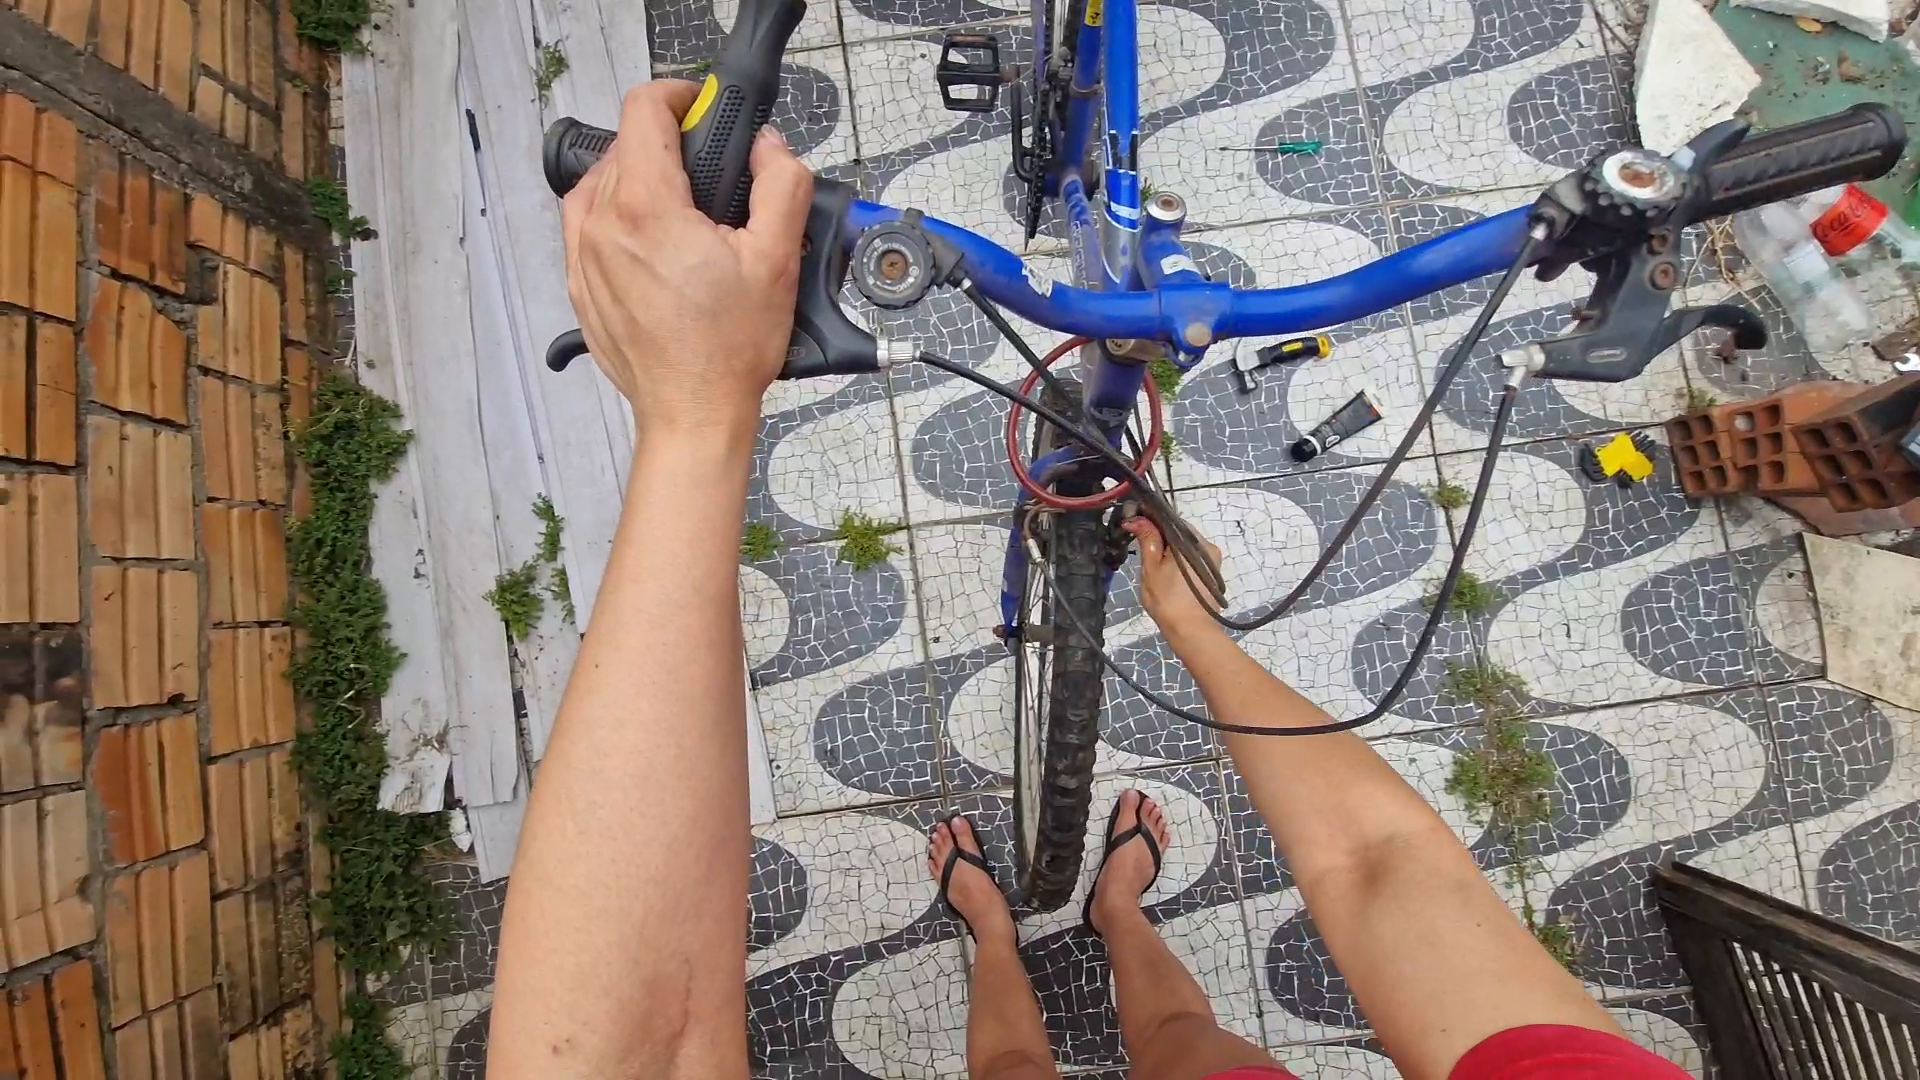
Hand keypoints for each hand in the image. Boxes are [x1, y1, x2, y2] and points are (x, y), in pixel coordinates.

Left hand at [561, 81, 813, 436]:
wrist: (693, 413)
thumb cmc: (730, 350)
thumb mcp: (777, 263)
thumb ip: (781, 187)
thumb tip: (770, 148)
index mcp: (645, 207)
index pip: (644, 110)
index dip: (679, 97)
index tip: (703, 110)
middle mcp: (600, 224)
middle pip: (625, 148)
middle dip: (669, 150)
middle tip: (712, 184)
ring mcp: (583, 257)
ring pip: (603, 186)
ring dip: (641, 183)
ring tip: (684, 219)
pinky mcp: (581, 287)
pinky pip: (589, 228)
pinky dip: (620, 220)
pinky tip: (656, 250)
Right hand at [1122, 517, 1222, 637]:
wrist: (1190, 630)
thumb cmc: (1167, 599)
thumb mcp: (1151, 567)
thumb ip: (1147, 539)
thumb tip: (1135, 519)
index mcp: (1192, 541)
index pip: (1169, 520)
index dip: (1150, 521)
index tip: (1134, 527)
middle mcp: (1207, 546)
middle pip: (1179, 532)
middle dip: (1160, 536)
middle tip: (1142, 549)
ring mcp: (1213, 560)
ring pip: (1186, 545)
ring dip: (1170, 548)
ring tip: (1154, 562)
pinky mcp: (1212, 573)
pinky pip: (1193, 557)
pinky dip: (1179, 559)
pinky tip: (1168, 571)